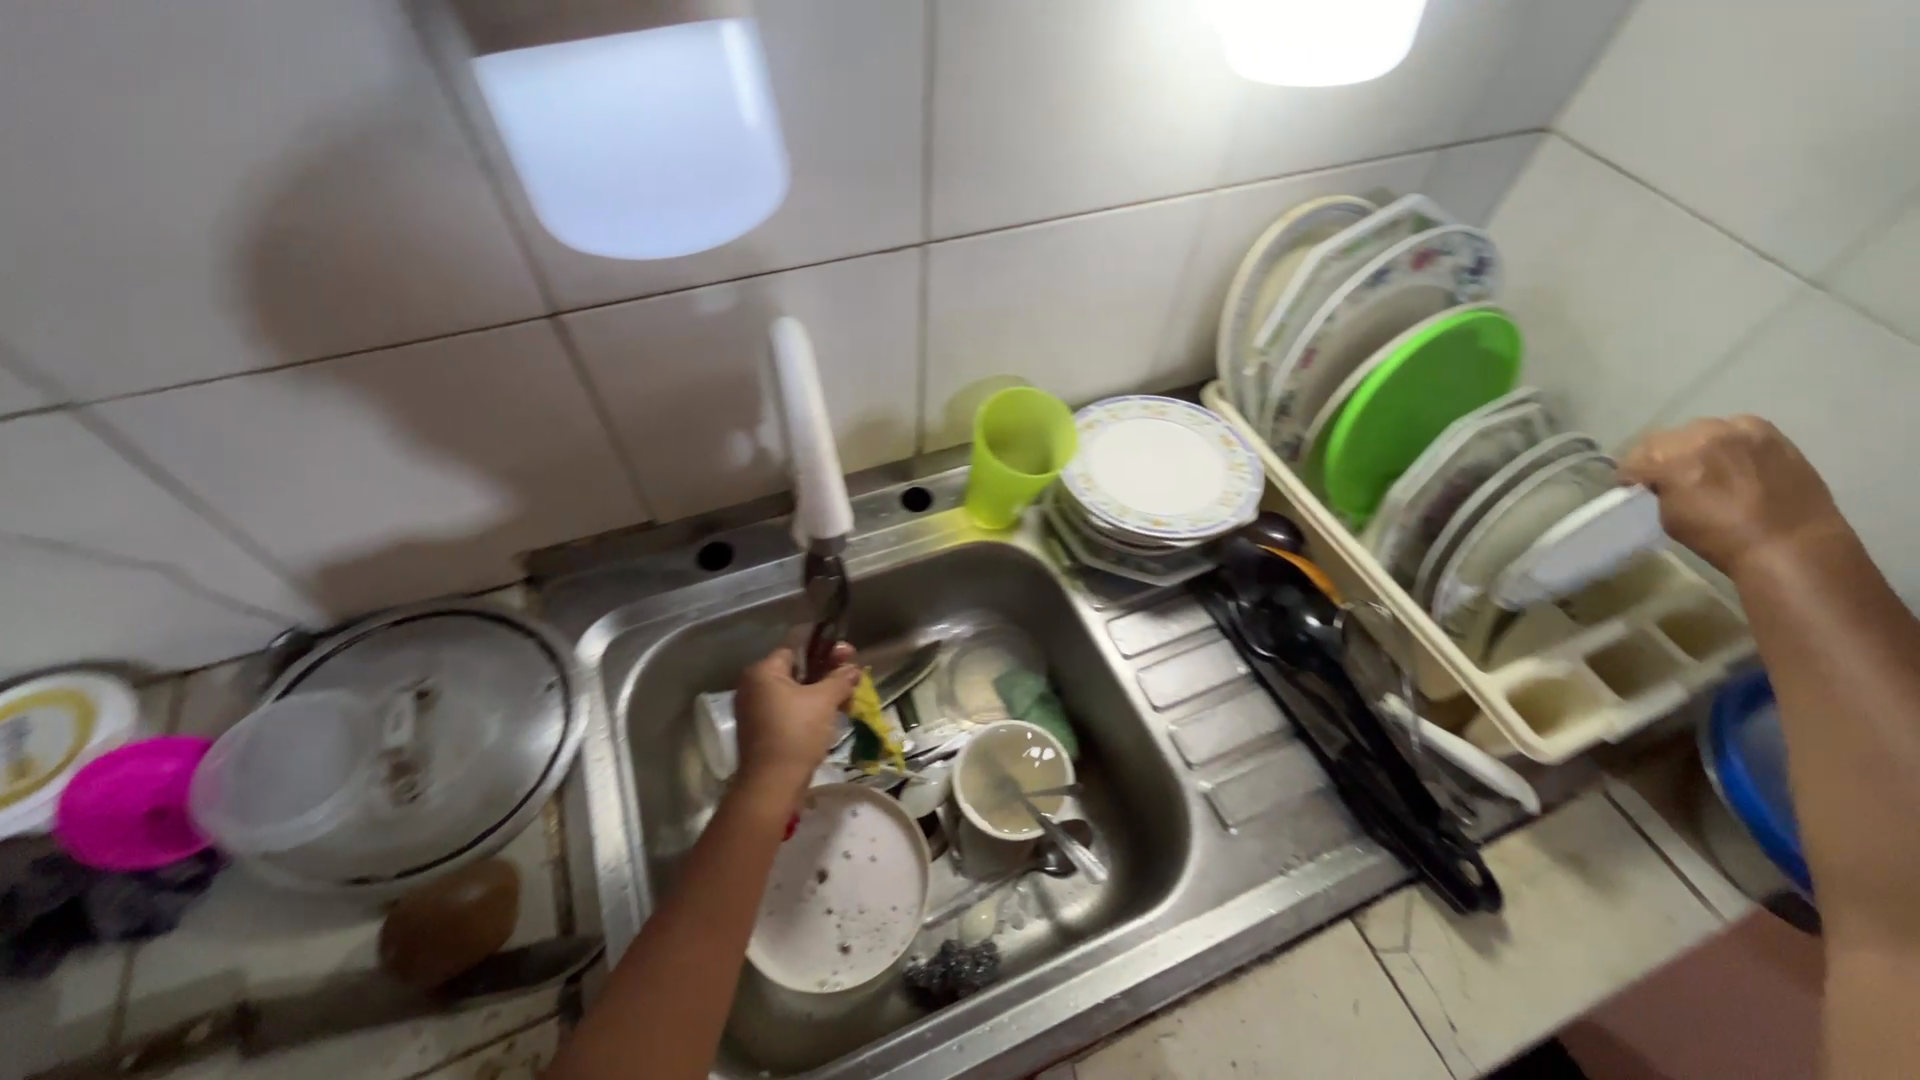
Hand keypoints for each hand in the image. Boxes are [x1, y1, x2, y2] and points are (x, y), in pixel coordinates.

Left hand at [731, 643, 858, 802]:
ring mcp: (755, 711)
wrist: (773, 784)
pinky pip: (788, 712)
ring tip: (847, 702)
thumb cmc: (797, 733)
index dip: (825, 652)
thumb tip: (853, 668)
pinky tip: (831, 718)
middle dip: (827, 675)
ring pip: (795, 694)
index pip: (796, 650)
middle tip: (852, 681)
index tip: (848, 658)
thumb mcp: (824, 701)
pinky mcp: (761, 731)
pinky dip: (809, 712)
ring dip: (821, 695)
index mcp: (762, 672)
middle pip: (797, 671)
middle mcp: (753, 687)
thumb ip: (840, 678)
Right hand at [1620, 415, 1848, 580]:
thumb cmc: (1721, 538)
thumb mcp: (1669, 517)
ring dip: (1693, 446)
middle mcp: (1703, 437)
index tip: (1636, 487)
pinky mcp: (1769, 433)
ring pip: (1699, 429)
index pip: (1634, 458)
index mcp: (1672, 461)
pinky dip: (1726, 440)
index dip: (1631, 474)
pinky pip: (1735, 427)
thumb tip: (1661, 481)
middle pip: (1665, 438)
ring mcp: (1740, 432)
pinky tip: (1732, 459)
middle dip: (1660, 456)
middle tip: (1668, 475)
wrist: (1789, 543)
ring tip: (1703, 465)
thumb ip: (1660, 489)